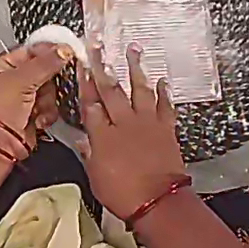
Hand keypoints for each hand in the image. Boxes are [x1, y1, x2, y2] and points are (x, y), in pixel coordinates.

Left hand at [0, 43, 73, 155]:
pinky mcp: (30, 115)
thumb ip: (45, 63)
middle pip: (42, 72)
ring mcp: (20, 100)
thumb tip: (62, 50)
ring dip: (47, 101)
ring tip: (37, 107)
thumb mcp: (22, 79)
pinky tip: (38, 118)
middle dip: (46, 83)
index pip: (28, 51)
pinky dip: (46, 114)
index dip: (46, 52)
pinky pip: (49, 107)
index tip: (63, 52)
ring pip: (48, 91)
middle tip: (43, 87)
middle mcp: (9, 82)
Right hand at [79, 45, 187, 214]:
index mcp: (102, 135)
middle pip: (111, 89)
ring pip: (140, 89)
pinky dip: (163, 92)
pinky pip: (165, 105)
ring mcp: (147, 123)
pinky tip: (161, 81)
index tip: (82, 66)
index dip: (85, 84)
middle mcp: (124, 123)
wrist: (159, 201)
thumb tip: (84, 141)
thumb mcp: (95, 177)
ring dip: (136, 68)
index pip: (90, 104)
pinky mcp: (166, 128)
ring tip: (133, 50)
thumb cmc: (123, 194)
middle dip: (102, 66)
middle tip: (98, 47)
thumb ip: (90, 155)